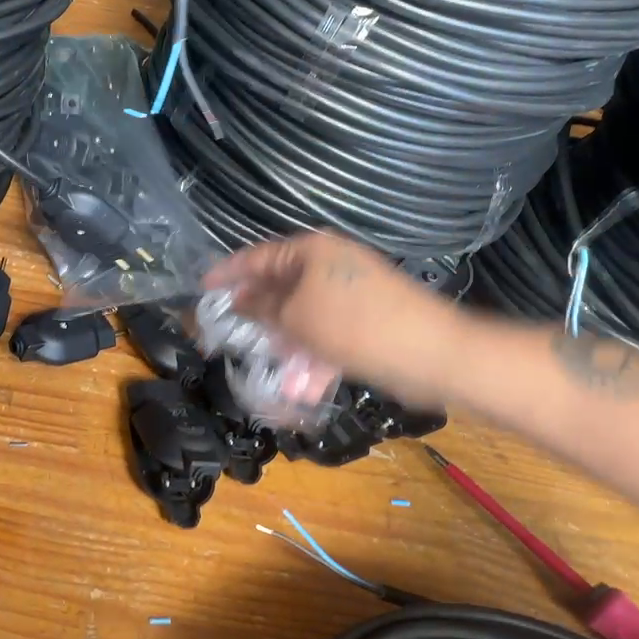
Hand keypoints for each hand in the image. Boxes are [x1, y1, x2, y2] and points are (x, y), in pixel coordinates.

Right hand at [203, 233, 466, 407]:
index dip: (227, 274)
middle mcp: (330, 264)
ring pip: (303, 315)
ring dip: (287, 344)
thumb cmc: (355, 328)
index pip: (256, 257)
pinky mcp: (368, 319)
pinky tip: (304, 387)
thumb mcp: (296, 319)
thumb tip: (241, 299)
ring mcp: (351, 291)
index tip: (202, 290)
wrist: (436, 355)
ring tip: (271, 371)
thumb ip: (261, 308)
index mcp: (311, 250)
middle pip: (280, 287)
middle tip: (230, 334)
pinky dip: (315, 355)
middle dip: (258, 316)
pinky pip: (327, 332)